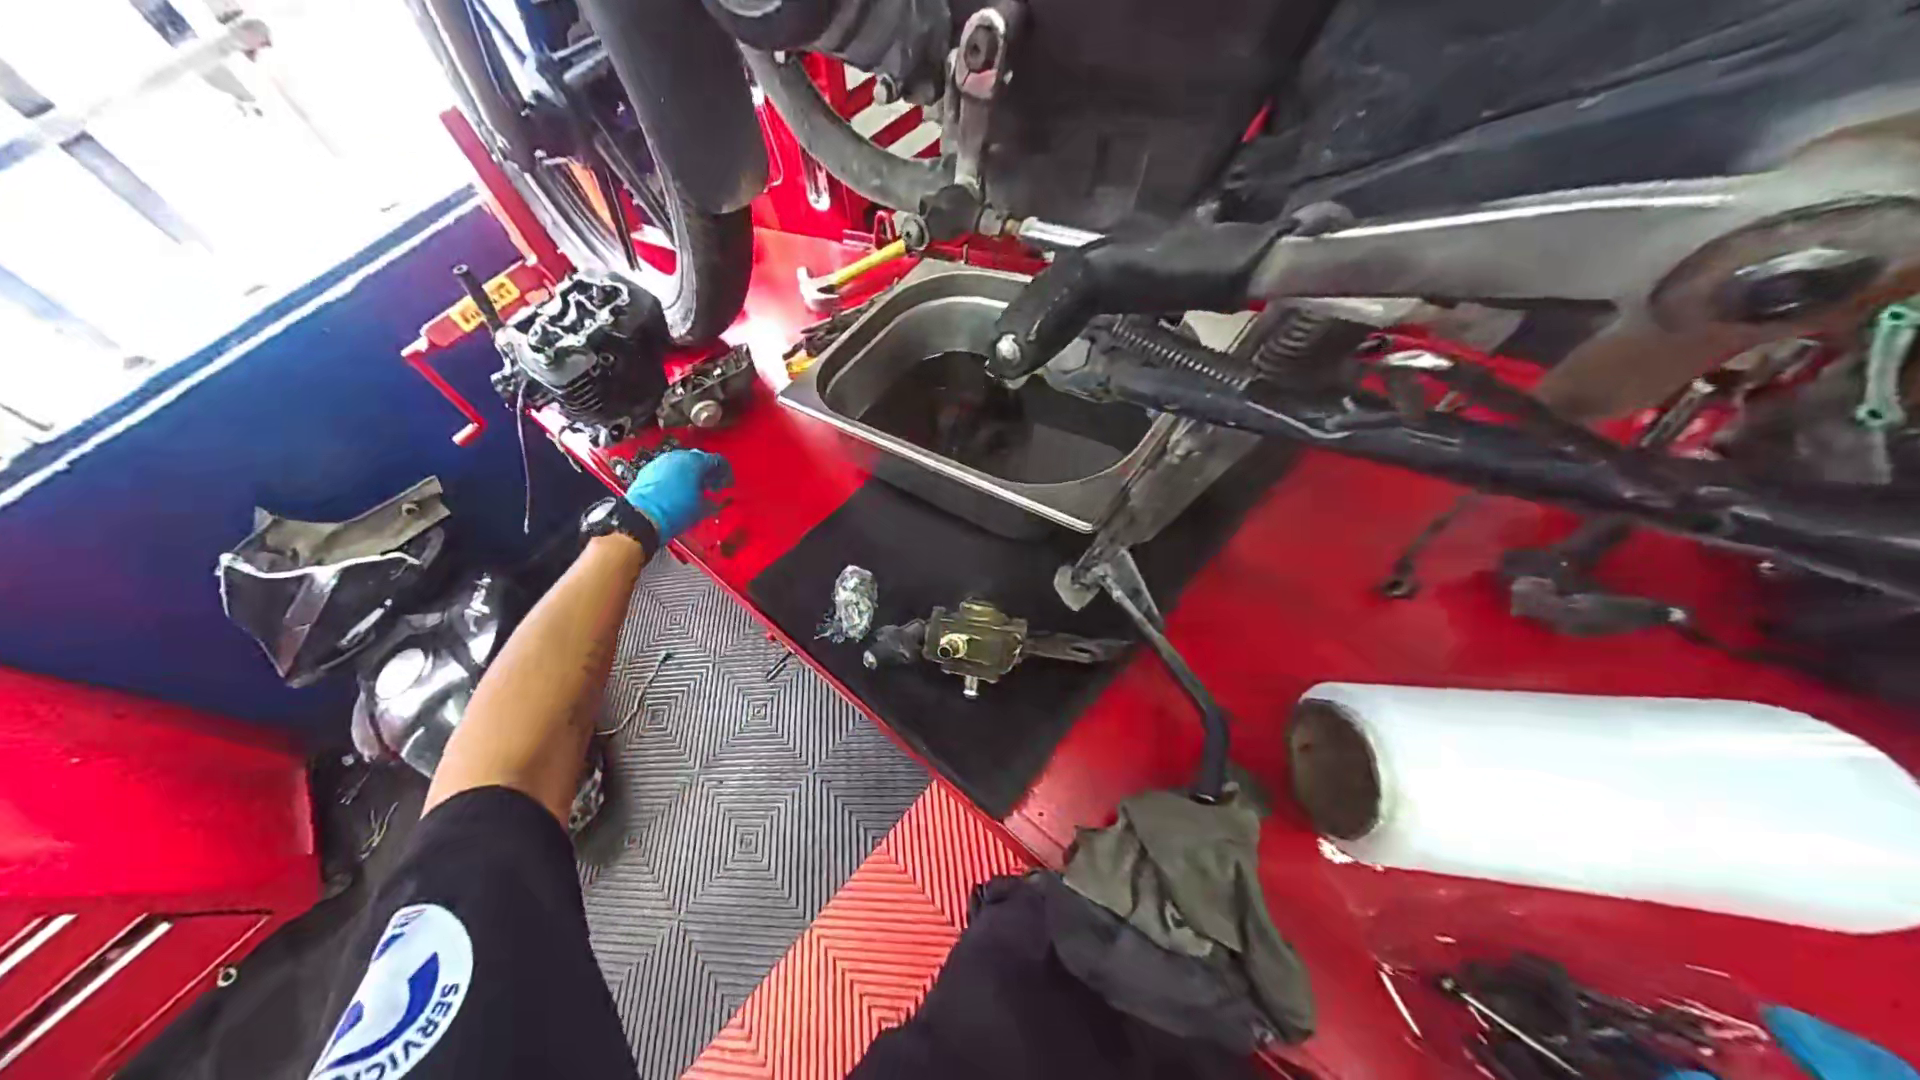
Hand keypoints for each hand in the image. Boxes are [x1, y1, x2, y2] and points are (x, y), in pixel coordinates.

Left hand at [623, 449, 732, 542]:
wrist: (642, 518)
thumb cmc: (676, 512)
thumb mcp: (702, 509)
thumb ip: (713, 500)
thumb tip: (716, 500)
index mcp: (696, 462)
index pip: (717, 460)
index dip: (726, 472)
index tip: (727, 485)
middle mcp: (678, 456)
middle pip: (699, 458)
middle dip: (708, 472)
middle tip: (712, 486)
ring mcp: (661, 461)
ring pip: (682, 462)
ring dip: (691, 473)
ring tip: (694, 489)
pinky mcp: (649, 469)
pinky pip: (668, 469)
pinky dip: (676, 476)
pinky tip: (676, 490)